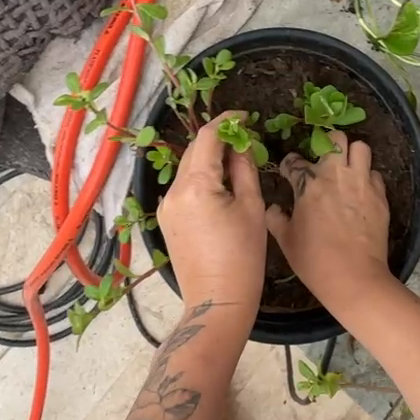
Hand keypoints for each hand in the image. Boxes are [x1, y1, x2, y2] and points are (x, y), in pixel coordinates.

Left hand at [158, 112, 266, 310]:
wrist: (217, 302)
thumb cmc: (243, 257)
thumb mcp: (252, 207)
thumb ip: (244, 169)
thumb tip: (241, 144)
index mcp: (196, 185)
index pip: (207, 137)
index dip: (226, 121)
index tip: (244, 117)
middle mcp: (174, 191)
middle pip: (194, 151)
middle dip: (218, 140)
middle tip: (245, 139)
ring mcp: (167, 206)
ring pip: (188, 168)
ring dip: (209, 159)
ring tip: (236, 162)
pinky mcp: (167, 220)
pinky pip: (184, 187)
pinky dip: (201, 178)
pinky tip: (221, 187)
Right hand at [264, 131, 391, 309]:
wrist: (354, 277)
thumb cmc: (315, 260)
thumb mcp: (286, 240)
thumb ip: (275, 219)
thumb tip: (272, 209)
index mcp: (308, 183)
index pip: (294, 161)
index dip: (290, 165)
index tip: (289, 172)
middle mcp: (336, 175)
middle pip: (335, 139)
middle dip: (328, 145)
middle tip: (324, 161)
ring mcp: (361, 182)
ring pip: (361, 148)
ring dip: (352, 155)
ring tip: (347, 169)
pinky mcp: (380, 195)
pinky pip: (375, 174)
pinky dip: (368, 178)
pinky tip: (362, 191)